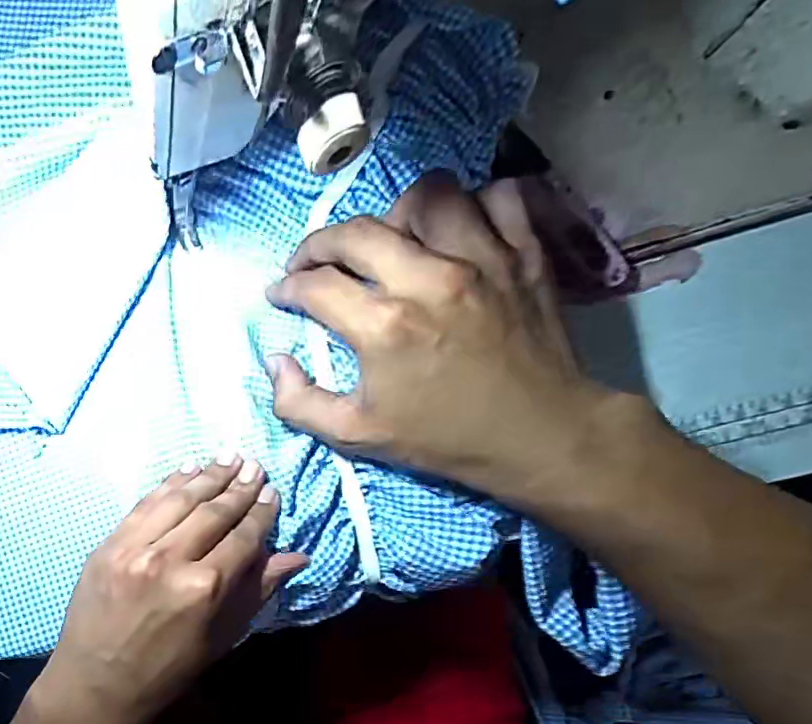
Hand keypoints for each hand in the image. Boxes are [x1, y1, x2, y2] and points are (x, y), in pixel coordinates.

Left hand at [27, 457, 308, 723]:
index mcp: (206, 588)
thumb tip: (296, 556)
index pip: (243, 537)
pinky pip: (145, 504)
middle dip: (238, 487)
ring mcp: (134, 548)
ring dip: (207, 475)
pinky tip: (188, 470)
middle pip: (214, 512)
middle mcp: (171, 560)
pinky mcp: (108, 544)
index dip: (261, 512)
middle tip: (255, 466)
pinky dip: (169, 484)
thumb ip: (257, 589)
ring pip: (180, 499)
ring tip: (228, 457)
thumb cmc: (169, 671)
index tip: (272, 492)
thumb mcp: (223, 637)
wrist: (97, 684)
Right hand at [264, 171, 631, 503]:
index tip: (282, 295)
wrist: (536, 436)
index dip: (287, 287)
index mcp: (383, 327)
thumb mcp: (359, 438)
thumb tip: (275, 362)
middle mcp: (427, 279)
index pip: (315, 284)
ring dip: (396, 216)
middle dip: (319, 244)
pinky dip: (472, 207)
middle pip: (356, 231)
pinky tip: (458, 235)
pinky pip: (497, 197)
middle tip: (314, 265)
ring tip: (391, 243)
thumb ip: (301, 404)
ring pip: (427, 197)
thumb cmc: (444, 439)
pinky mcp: (523, 253)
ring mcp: (482, 258)